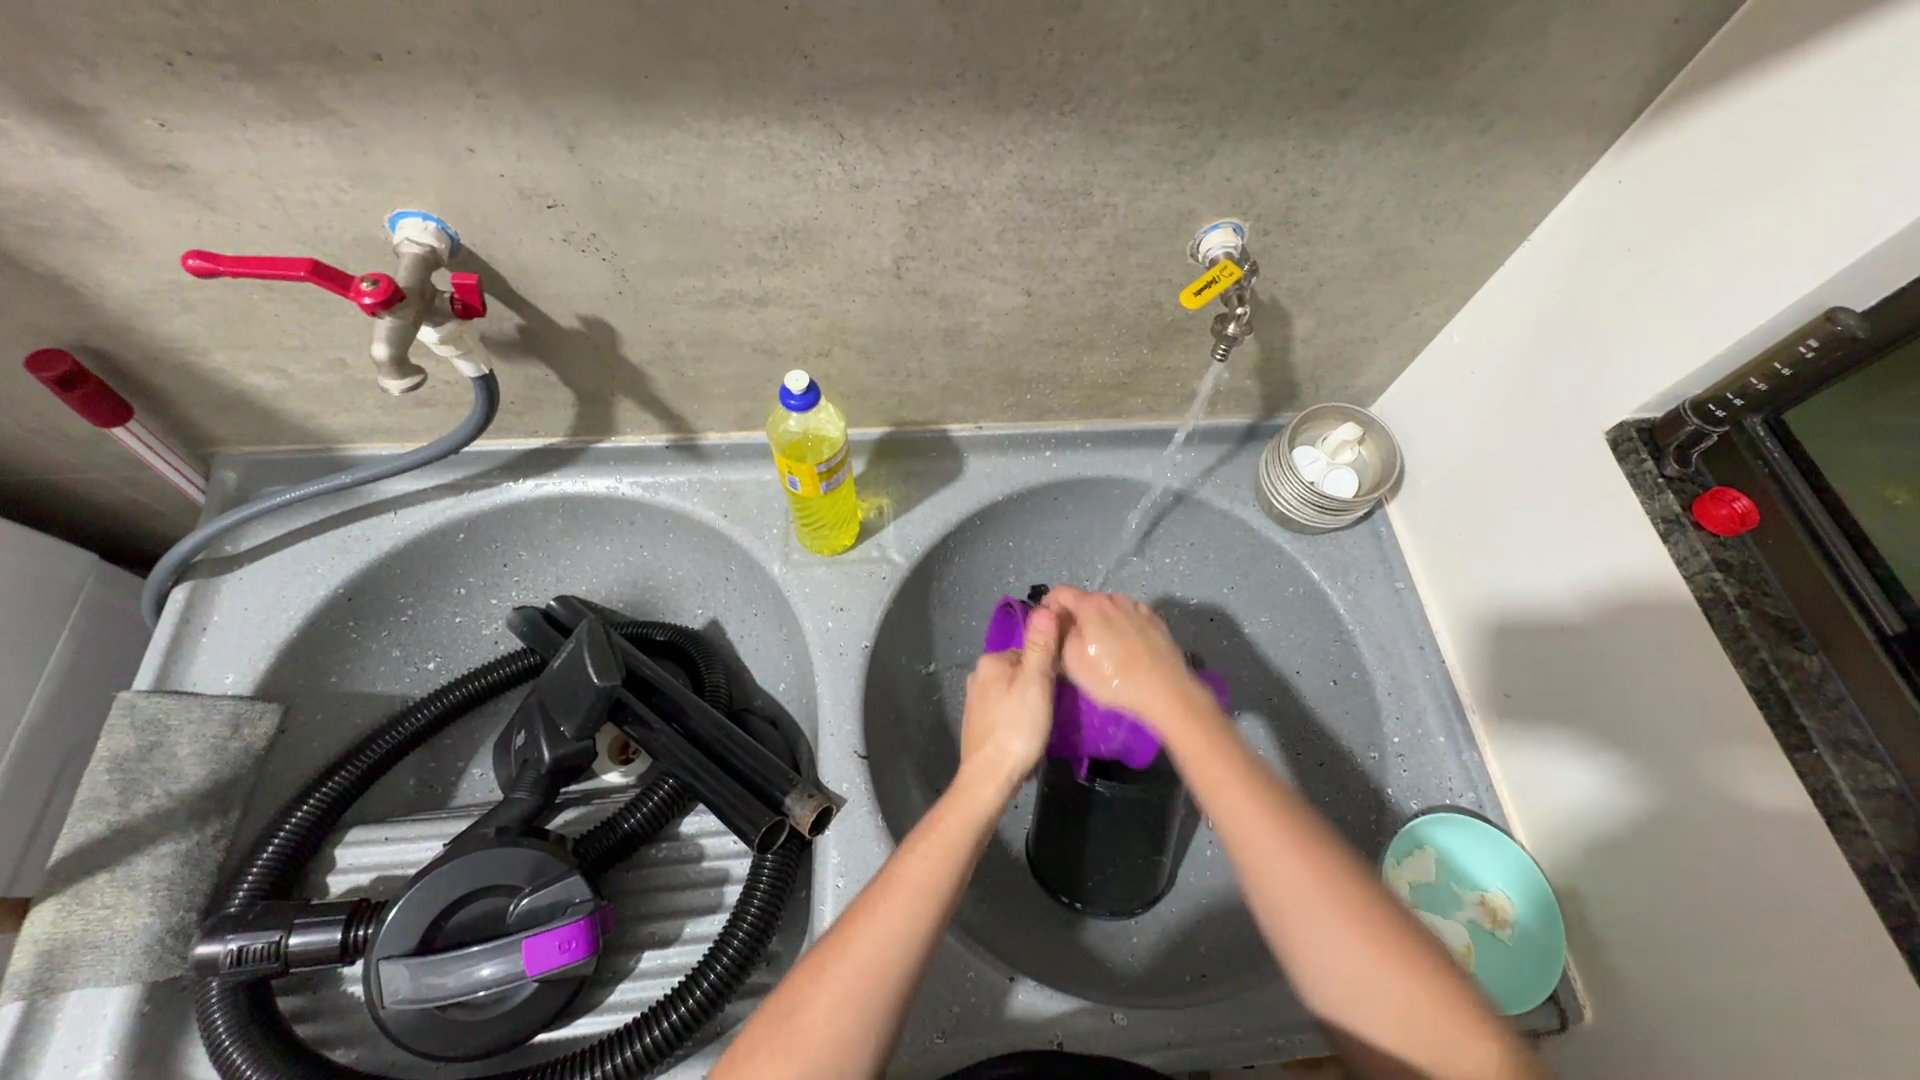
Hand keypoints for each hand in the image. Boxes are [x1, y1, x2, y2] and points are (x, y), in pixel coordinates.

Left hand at [957, 605, 1062, 798]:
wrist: (990, 777)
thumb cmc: (1017, 728)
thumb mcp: (1036, 682)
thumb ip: (1041, 646)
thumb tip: (1045, 607)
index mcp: (991, 661)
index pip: (1029, 651)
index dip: (1048, 667)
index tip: (1059, 686)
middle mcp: (978, 676)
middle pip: (1020, 670)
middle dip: (1037, 684)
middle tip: (1052, 707)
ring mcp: (974, 701)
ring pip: (1012, 691)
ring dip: (1027, 701)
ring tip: (1041, 722)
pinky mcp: (977, 723)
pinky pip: (1004, 710)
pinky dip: (1016, 717)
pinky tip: (1025, 732)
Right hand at [1042, 586, 1213, 732]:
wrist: (1164, 690)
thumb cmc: (1112, 678)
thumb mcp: (1072, 661)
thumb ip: (1059, 635)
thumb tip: (1058, 623)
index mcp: (1091, 605)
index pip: (1060, 592)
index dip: (1048, 607)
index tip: (1047, 627)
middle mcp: (1115, 598)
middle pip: (1086, 601)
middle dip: (1075, 617)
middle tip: (1071, 643)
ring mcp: (1138, 608)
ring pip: (1109, 610)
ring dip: (1100, 622)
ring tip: (1101, 648)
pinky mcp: (1156, 621)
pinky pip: (1129, 619)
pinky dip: (1121, 628)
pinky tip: (1125, 649)